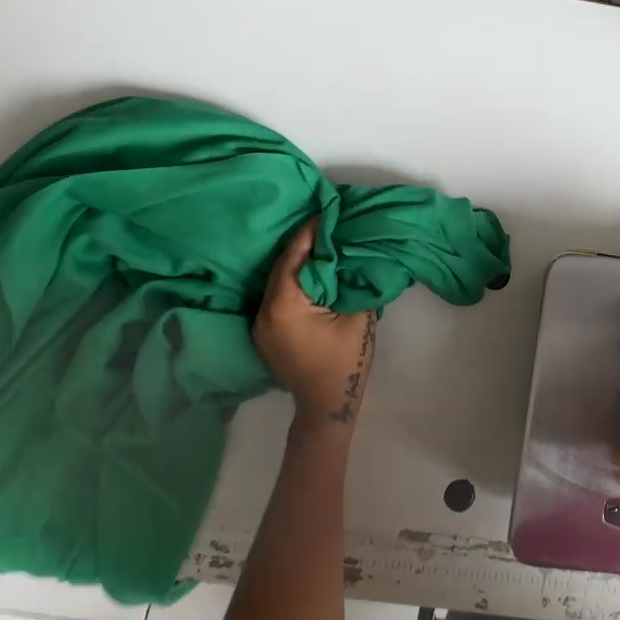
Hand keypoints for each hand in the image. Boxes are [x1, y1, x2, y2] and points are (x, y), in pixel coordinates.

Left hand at [254, 221, 375, 439]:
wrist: (326, 407)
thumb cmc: (344, 362)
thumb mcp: (358, 319)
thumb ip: (354, 283)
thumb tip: (356, 257)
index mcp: (284, 306)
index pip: (293, 259)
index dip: (309, 234)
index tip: (326, 212)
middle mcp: (263, 312)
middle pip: (282, 268)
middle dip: (304, 245)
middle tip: (326, 223)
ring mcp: (261, 325)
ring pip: (279, 282)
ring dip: (298, 263)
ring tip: (322, 243)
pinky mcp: (267, 334)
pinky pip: (278, 297)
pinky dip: (294, 281)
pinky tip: (313, 273)